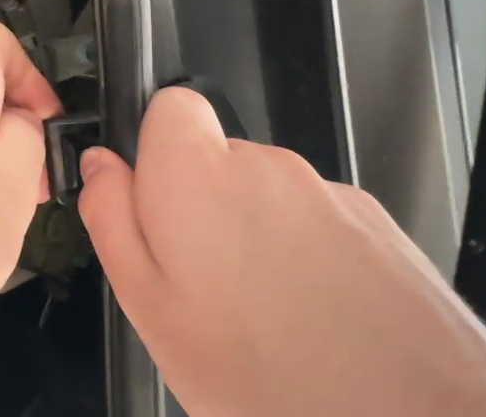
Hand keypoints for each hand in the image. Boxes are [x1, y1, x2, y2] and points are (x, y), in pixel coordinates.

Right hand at [78, 87, 485, 416]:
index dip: (156, 145)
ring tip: (264, 316)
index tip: (154, 195)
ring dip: (259, 236)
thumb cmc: (272, 380)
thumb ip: (109, 216)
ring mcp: (333, 198)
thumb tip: (99, 169)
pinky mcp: (386, 234)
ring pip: (270, 197)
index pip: (170, 105)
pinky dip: (313, 261)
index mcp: (197, 174)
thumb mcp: (147, 303)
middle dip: (205, 204)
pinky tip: (315, 324)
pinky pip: (323, 228)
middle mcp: (268, 169)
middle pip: (218, 158)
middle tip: (203, 281)